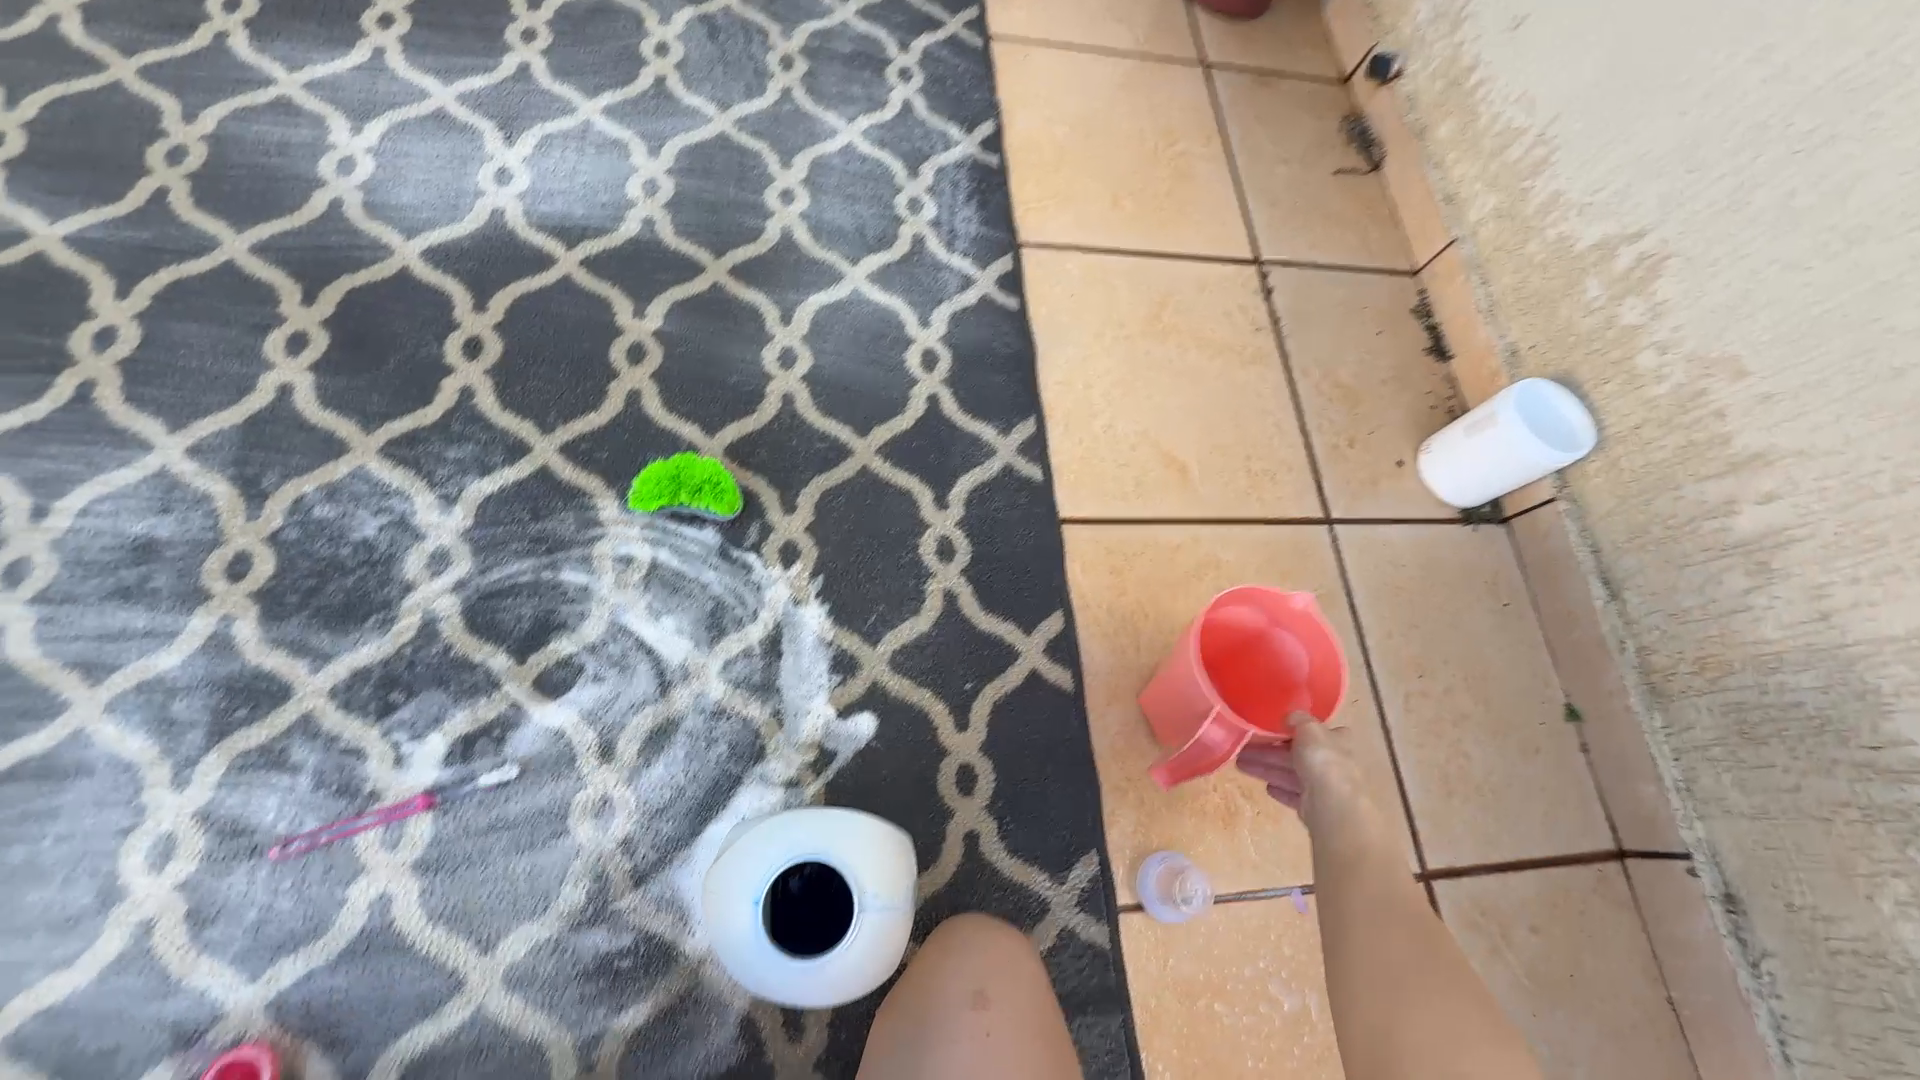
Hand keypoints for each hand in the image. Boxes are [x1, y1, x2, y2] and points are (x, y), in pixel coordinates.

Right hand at [1235, 713, 1359, 828]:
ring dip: (1267, 768)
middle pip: (1296, 754)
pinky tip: (1266, 788)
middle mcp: (1333, 762)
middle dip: (1268, 751)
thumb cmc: (1323, 758)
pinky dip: (1280, 790)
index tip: (1269, 730)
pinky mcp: (1314, 807)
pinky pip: (1293, 795)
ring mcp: (1324, 786)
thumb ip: (1298, 719)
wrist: (1332, 802)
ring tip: (1240, 765)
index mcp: (1337, 741)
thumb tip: (1290, 716)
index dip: (1292, 731)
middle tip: (1242, 749)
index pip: (1314, 733)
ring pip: (1290, 774)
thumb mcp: (1309, 728)